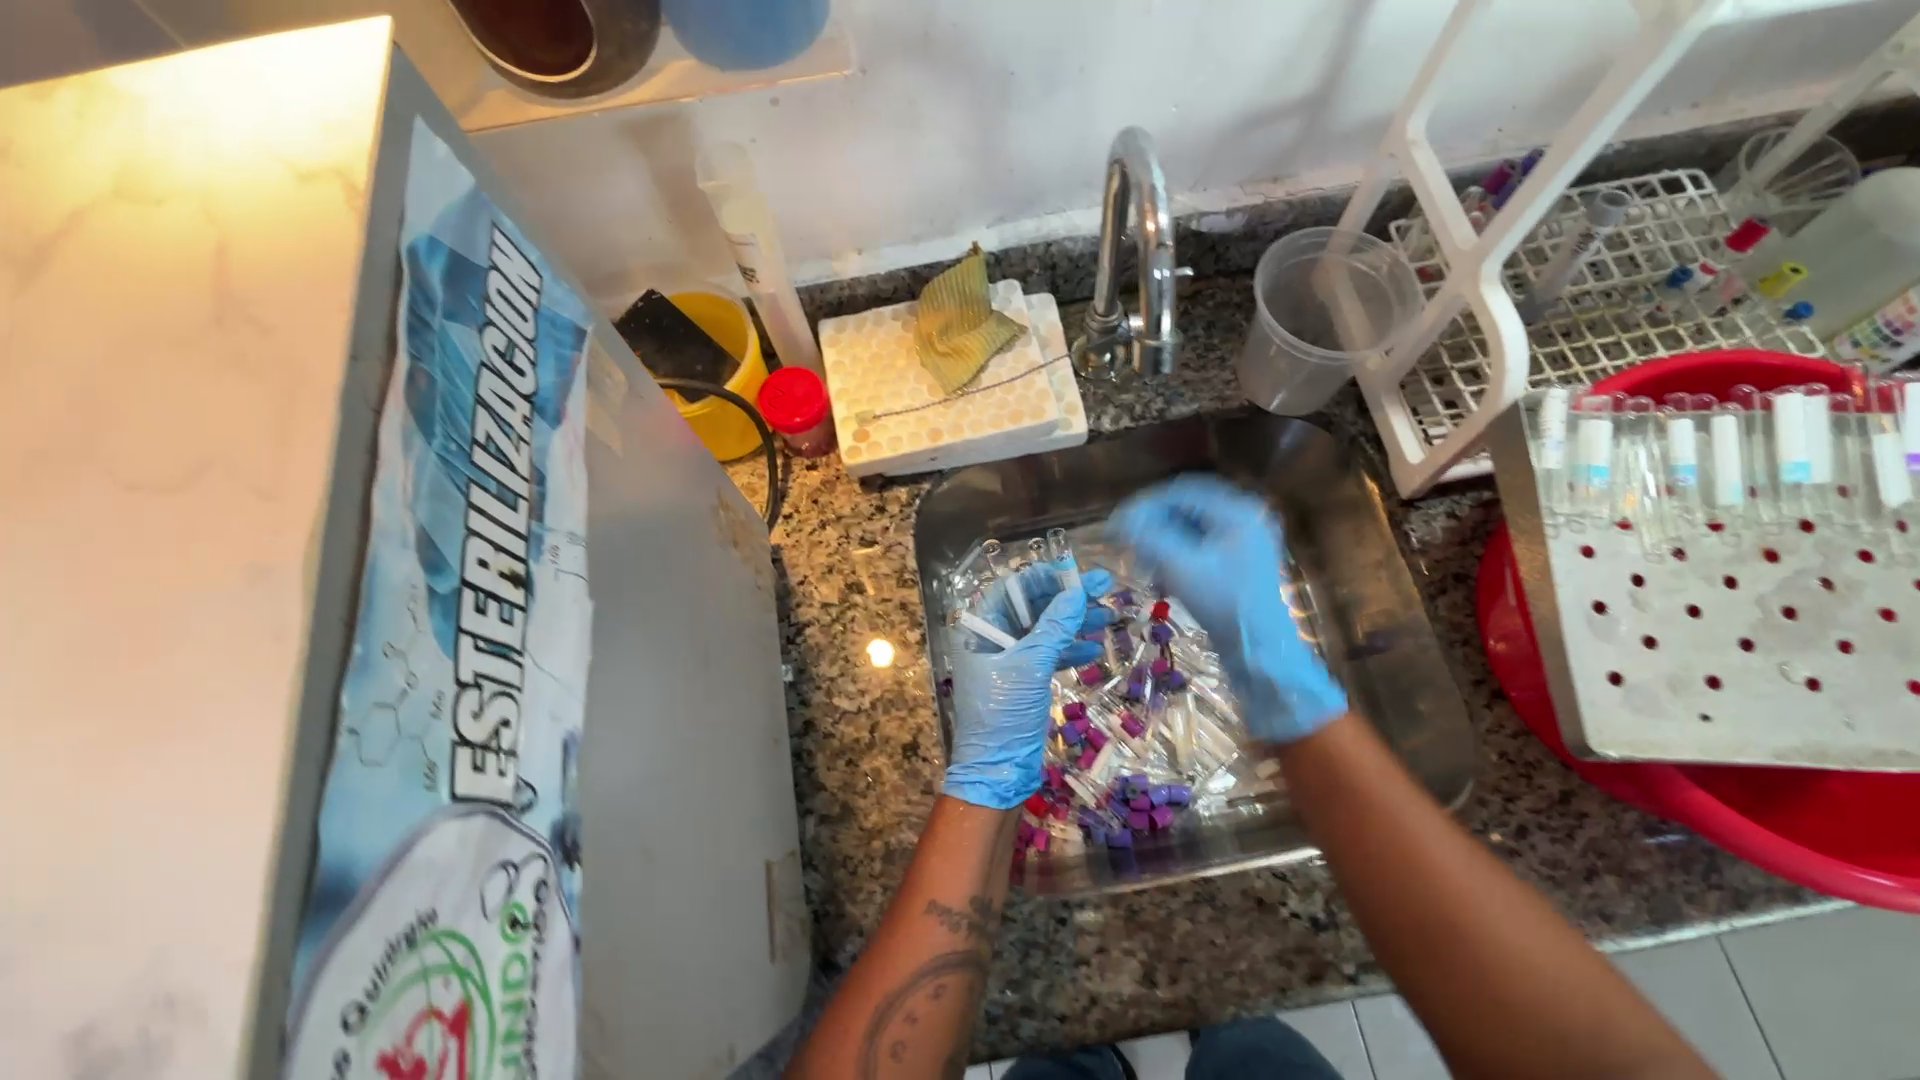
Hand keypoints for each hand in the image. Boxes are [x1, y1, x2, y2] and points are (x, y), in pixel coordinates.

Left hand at [944, 559, 1113, 809]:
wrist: (997, 770)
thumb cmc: (1003, 713)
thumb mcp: (1030, 665)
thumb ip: (1054, 627)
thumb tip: (1077, 593)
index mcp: (980, 628)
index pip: (1015, 588)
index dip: (1048, 577)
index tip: (1082, 574)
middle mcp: (991, 638)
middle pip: (1033, 606)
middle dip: (1068, 599)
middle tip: (1106, 590)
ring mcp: (1008, 660)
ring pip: (1044, 630)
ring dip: (1075, 623)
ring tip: (1108, 619)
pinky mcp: (1023, 680)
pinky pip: (1048, 654)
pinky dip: (1069, 650)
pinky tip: (1094, 649)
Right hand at [1106, 474, 1345, 744]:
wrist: (1260, 652)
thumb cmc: (1223, 605)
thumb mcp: (1179, 566)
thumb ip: (1147, 536)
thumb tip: (1118, 519)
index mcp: (1239, 512)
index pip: (1183, 491)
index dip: (1147, 504)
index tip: (1119, 523)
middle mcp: (1246, 520)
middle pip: (1187, 511)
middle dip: (1154, 527)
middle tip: (1129, 546)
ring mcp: (1245, 544)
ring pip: (1191, 532)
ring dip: (1162, 545)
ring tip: (1144, 568)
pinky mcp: (1239, 566)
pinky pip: (1200, 551)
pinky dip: (1177, 561)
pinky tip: (1162, 582)